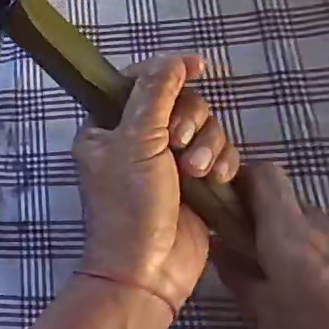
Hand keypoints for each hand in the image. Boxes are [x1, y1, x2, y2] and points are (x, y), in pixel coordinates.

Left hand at [73, 55, 239, 314]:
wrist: (148, 269)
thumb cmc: (130, 205)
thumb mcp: (136, 141)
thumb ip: (155, 94)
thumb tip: (175, 59)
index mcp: (107, 128)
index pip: (138, 82)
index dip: (166, 71)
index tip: (195, 67)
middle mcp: (136, 141)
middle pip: (179, 102)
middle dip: (189, 120)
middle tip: (178, 143)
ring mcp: (166, 162)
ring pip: (205, 128)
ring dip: (207, 145)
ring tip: (195, 173)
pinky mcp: (194, 183)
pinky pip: (219, 155)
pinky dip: (221, 163)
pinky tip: (214, 181)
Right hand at [217, 161, 328, 328]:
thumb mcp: (265, 321)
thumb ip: (239, 275)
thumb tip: (221, 245)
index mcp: (293, 238)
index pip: (266, 177)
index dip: (245, 183)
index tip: (234, 209)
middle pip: (296, 209)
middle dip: (278, 232)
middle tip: (273, 273)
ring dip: (314, 251)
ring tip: (320, 300)